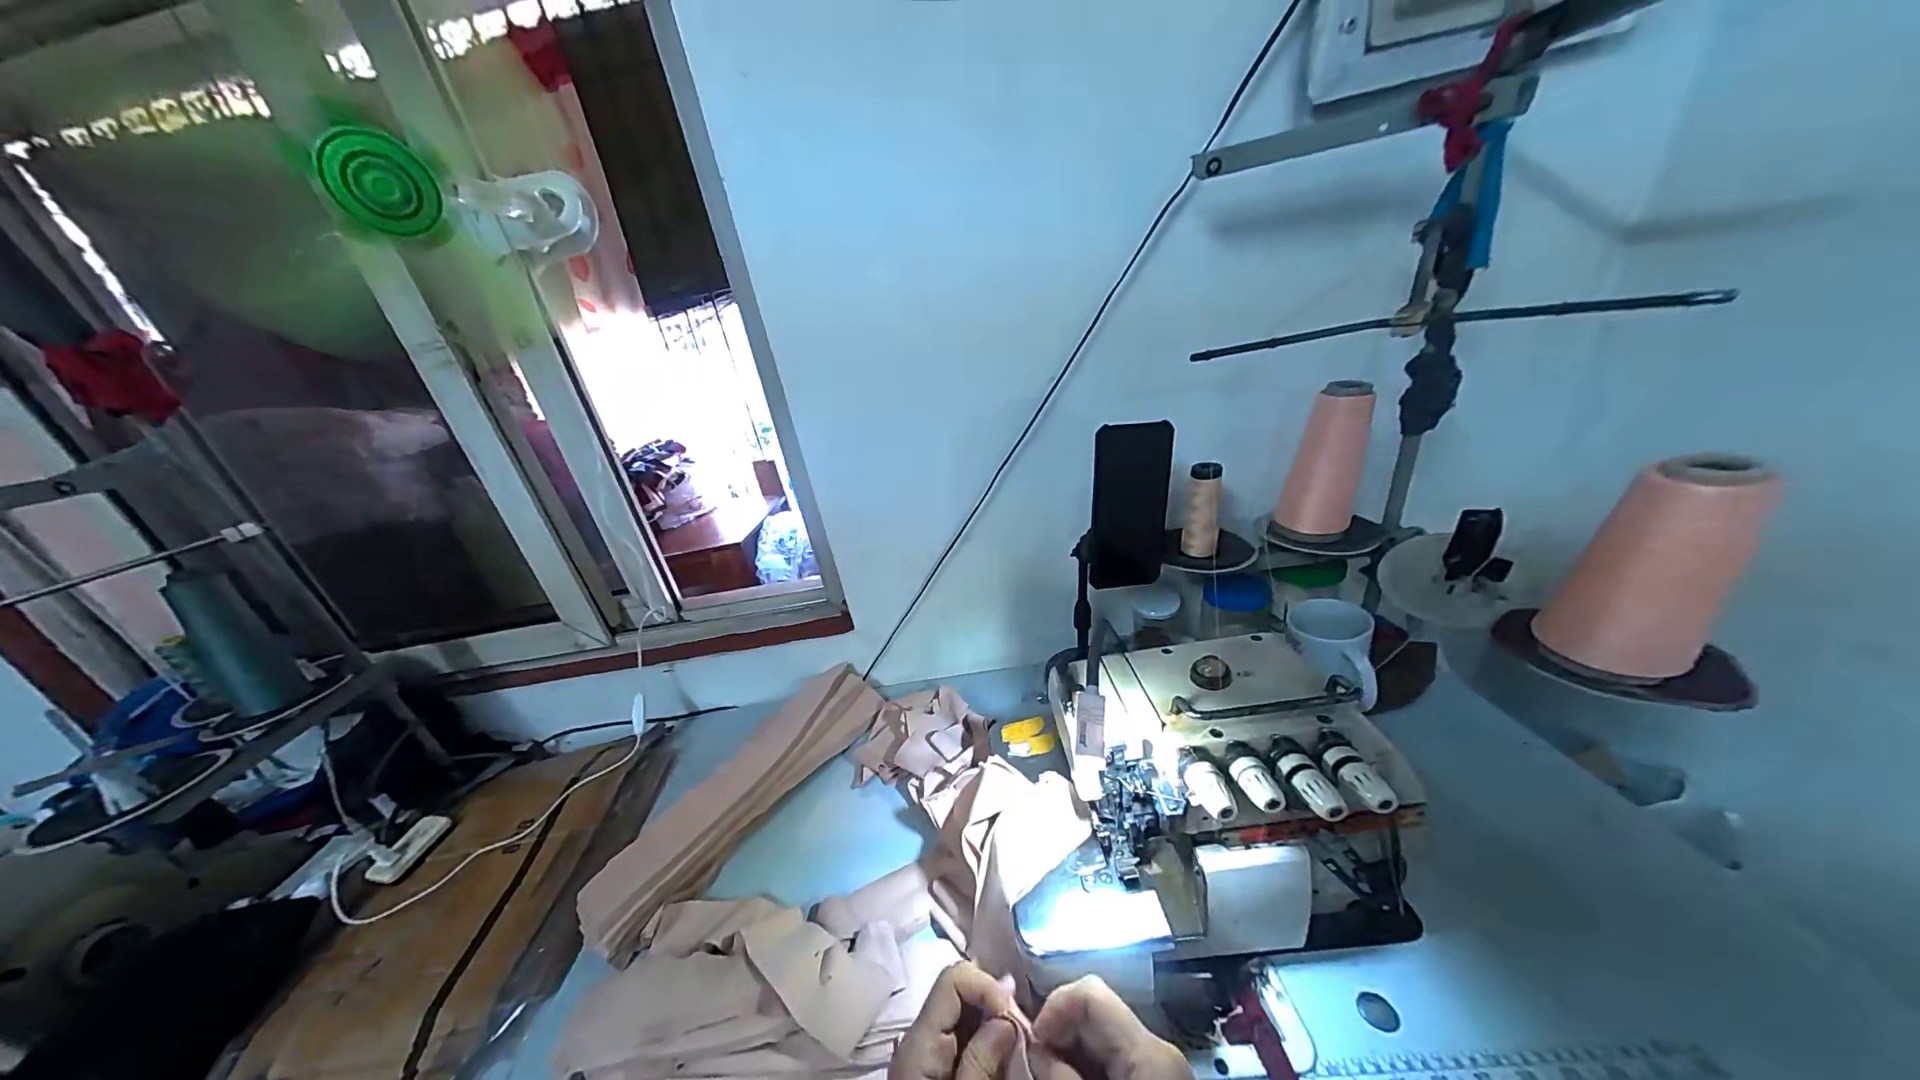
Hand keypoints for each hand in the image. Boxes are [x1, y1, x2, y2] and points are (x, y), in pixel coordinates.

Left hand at [890, 962, 1020, 1079]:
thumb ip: (981, 1061)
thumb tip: (1006, 1014)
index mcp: (919, 1041)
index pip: (953, 978)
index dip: (986, 985)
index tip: (1013, 1014)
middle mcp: (919, 1035)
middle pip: (960, 990)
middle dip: (994, 1000)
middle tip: (1023, 1031)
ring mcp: (925, 1049)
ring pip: (964, 1009)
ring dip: (994, 1018)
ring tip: (1018, 1041)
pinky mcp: (934, 1063)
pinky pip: (962, 1032)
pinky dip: (986, 1036)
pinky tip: (1003, 1053)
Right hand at [1031, 976, 1187, 1079]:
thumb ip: (1062, 1077)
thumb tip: (1034, 1047)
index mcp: (1149, 1049)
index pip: (1091, 991)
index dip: (1054, 1006)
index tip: (1034, 1040)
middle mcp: (1156, 1044)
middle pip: (1094, 1008)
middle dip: (1060, 1028)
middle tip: (1038, 1061)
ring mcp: (1159, 1060)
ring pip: (1100, 1030)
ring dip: (1070, 1046)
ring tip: (1052, 1072)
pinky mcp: (1155, 1074)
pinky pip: (1112, 1053)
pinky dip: (1087, 1061)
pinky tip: (1074, 1078)